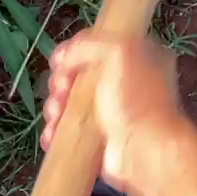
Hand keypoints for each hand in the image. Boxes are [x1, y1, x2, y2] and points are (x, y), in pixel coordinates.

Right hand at [41, 29, 190, 192]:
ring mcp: (112, 112)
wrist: (143, 151)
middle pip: (79, 74)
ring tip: (56, 116)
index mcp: (137, 57)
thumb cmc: (136, 99)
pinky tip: (53, 134)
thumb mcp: (119, 52)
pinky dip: (56, 131)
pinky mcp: (99, 139)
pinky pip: (69, 129)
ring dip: (55, 107)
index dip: (73, 50)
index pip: (96, 44)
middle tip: (61, 91)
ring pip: (70, 103)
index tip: (60, 62)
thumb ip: (90, 44)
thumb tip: (66, 58)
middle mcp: (125, 83)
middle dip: (61, 82)